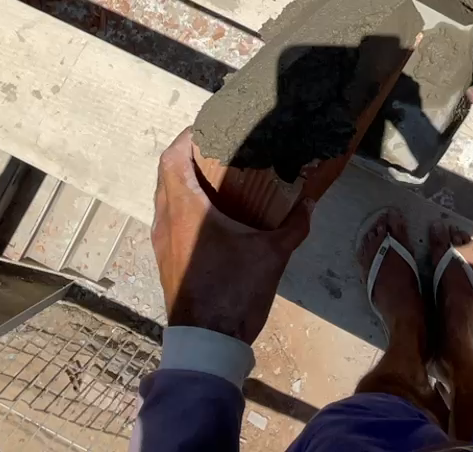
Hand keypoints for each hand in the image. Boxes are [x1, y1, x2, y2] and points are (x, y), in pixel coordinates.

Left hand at [151, 130, 314, 342]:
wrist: (208, 345)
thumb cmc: (235, 292)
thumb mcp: (272, 255)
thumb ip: (294, 225)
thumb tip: (310, 200)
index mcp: (187, 209)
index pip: (173, 158)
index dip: (187, 137)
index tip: (210, 126)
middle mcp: (167, 219)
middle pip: (167, 173)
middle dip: (190, 155)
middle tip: (220, 146)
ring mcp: (162, 241)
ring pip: (166, 196)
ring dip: (185, 180)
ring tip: (218, 174)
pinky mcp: (165, 258)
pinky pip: (169, 216)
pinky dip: (185, 203)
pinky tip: (213, 211)